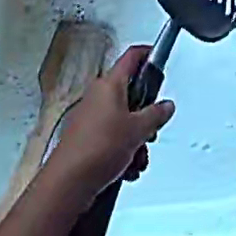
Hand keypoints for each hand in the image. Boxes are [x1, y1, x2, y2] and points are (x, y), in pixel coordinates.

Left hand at [42, 45, 175, 202]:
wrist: (70, 182)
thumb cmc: (97, 149)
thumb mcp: (138, 130)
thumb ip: (156, 115)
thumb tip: (165, 106)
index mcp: (110, 84)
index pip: (131, 56)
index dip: (147, 53)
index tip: (157, 55)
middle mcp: (98, 95)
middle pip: (130, 95)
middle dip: (145, 117)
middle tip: (151, 130)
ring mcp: (91, 116)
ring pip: (123, 121)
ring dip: (135, 140)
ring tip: (137, 158)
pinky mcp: (86, 137)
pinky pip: (112, 138)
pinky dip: (122, 152)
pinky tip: (126, 169)